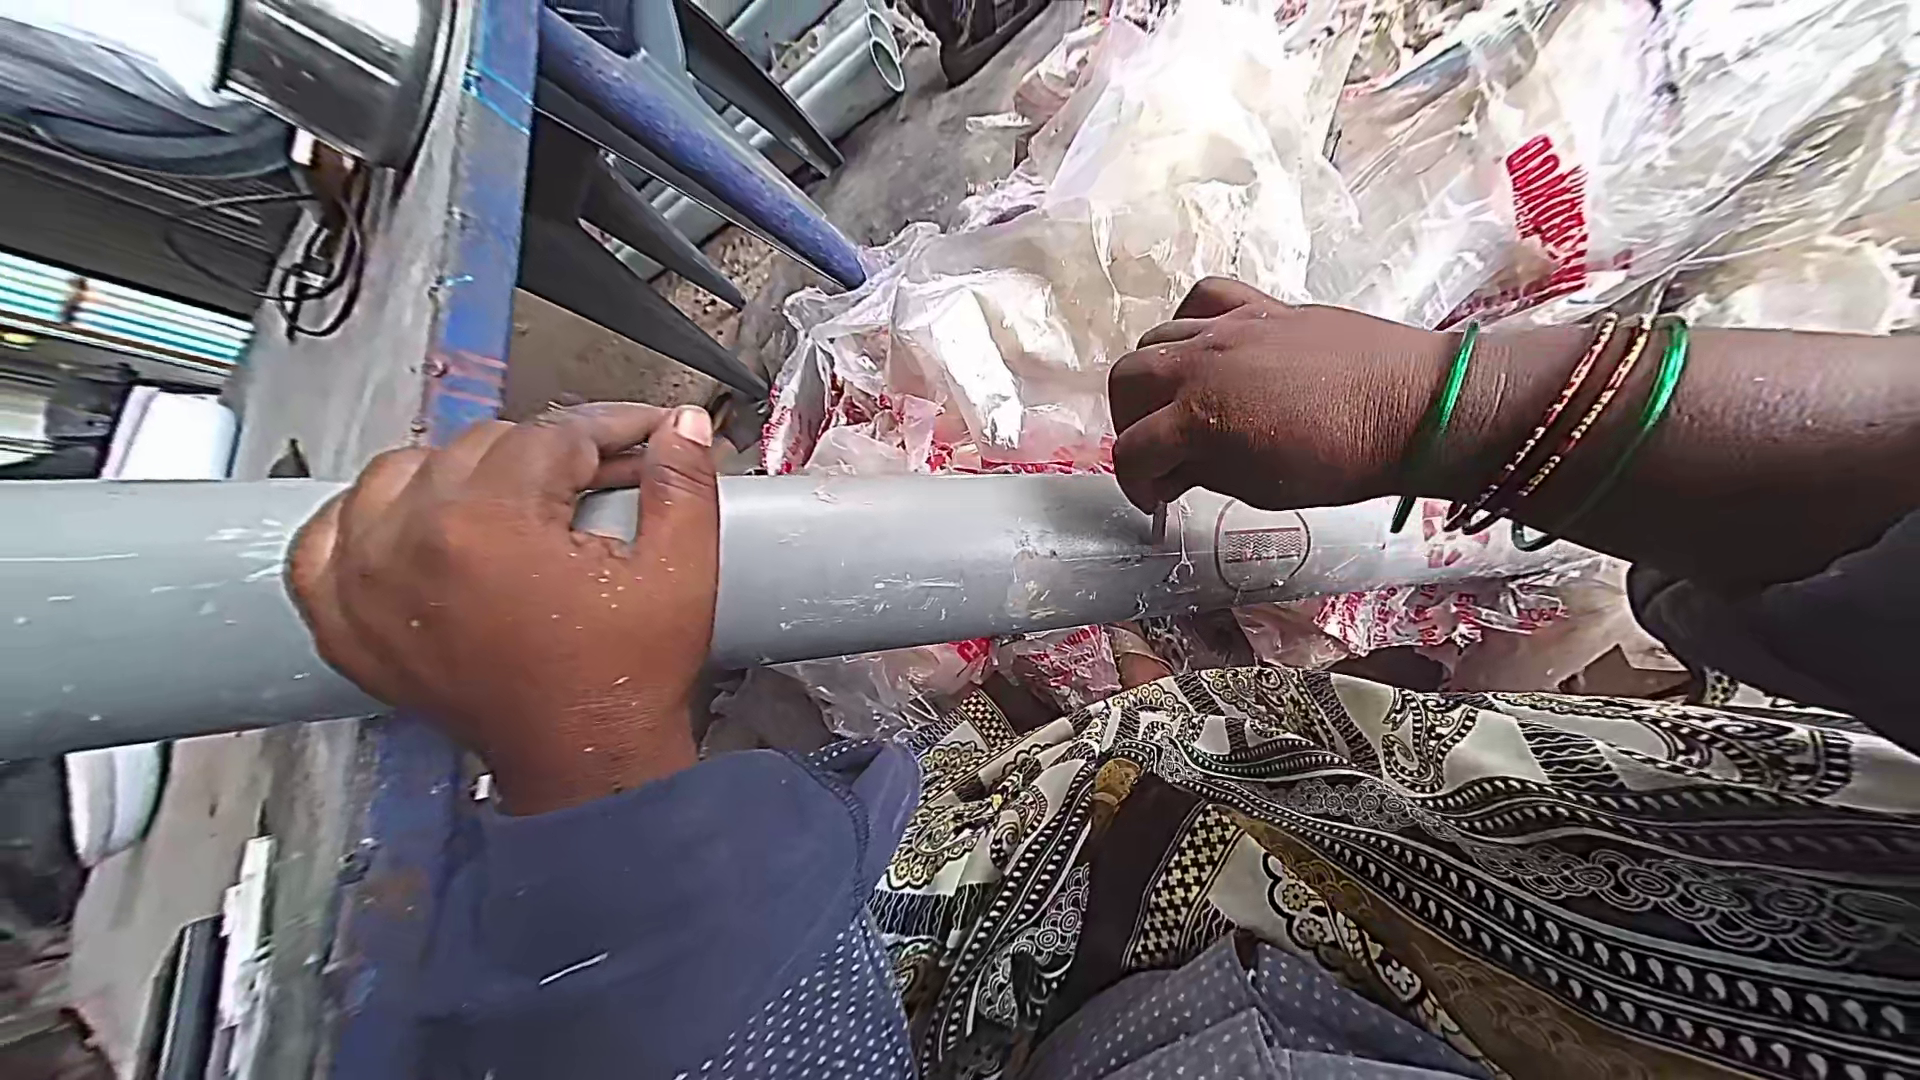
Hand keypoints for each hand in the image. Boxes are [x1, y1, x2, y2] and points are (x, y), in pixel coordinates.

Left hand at [287, 403, 718, 814]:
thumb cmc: (632, 674)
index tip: (645, 433)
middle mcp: (407, 546)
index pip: (553, 434)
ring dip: (474, 470)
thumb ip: (684, 485)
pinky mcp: (348, 622)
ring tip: (532, 496)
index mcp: (489, 528)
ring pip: (408, 471)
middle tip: (609, 475)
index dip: (614, 426)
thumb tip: (683, 425)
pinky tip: (433, 521)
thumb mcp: (682, 570)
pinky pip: (335, 532)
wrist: (590, 756)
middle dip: (557, 451)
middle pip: (485, 445)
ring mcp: (364, 585)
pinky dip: (381, 513)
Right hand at [1108, 278, 1451, 512]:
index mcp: (1197, 419)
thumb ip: (1198, 472)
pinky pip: (1205, 297)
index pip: (1132, 451)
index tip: (1152, 497)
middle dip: (1129, 422)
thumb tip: (1169, 471)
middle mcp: (1200, 365)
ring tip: (1177, 400)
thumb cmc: (1338, 462)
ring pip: (1154, 340)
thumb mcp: (1255, 487)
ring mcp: (1229, 329)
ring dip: (1153, 377)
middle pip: (1125, 382)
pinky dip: (1190, 321)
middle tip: (1156, 447)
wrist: (1416, 409)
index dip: (1133, 482)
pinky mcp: (1261, 306)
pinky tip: (1204, 346)